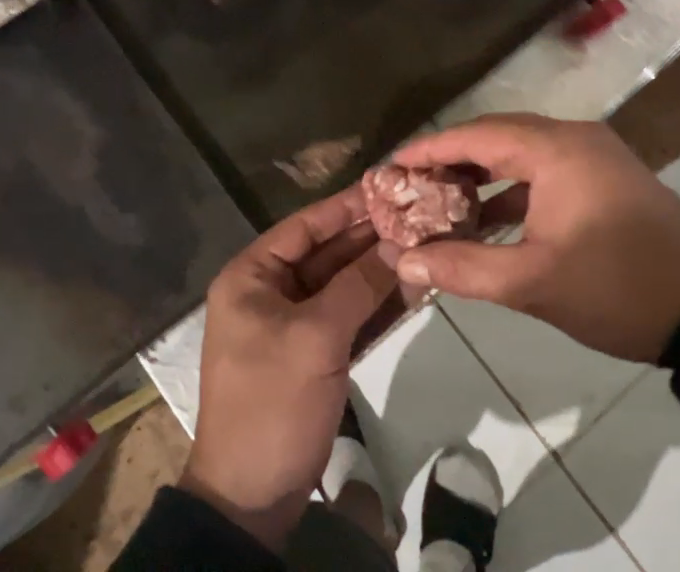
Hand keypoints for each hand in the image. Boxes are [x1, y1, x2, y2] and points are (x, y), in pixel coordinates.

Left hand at [181, 188, 396, 549]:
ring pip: (343, 286)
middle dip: (372, 239)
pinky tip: (415, 289)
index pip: (305, 226)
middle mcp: (270, 293)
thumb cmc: (273, 401)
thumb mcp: (314, 337)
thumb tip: (398, 244)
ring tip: (428, 247)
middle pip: (327, 254)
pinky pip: (349, 318)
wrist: (252, 492)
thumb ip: (357, 286)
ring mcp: (294, 326)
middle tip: (423, 216)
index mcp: (251, 277)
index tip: (391, 186)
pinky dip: (378, 306)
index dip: (347, 206)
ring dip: (381, 271)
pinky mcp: (315, 355)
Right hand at [389, 113, 679, 363]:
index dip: (427, 150)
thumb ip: (462, 267)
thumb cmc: (616, 289)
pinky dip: (512, 190)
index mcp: (556, 150)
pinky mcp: (608, 178)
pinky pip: (546, 170)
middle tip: (408, 186)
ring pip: (522, 153)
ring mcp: (596, 156)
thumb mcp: (532, 283)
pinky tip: (487, 220)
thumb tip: (403, 259)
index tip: (388, 167)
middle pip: (496, 136)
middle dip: (450, 160)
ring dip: (481, 176)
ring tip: (439, 203)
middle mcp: (575, 138)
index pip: (474, 136)